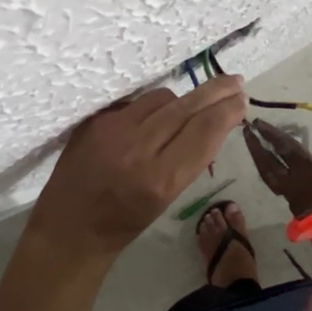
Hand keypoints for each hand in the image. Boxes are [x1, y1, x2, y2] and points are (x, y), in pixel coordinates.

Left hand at [27, 75, 246, 261]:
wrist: (70, 227)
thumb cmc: (124, 223)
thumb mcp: (167, 198)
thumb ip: (189, 160)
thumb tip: (214, 123)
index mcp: (160, 178)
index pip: (204, 131)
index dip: (227, 112)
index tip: (241, 101)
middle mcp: (137, 148)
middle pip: (187, 107)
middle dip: (216, 91)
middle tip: (237, 82)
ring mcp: (113, 130)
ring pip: (161, 98)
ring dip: (182, 100)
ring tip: (192, 107)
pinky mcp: (95, 120)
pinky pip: (135, 103)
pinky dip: (151, 108)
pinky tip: (155, 118)